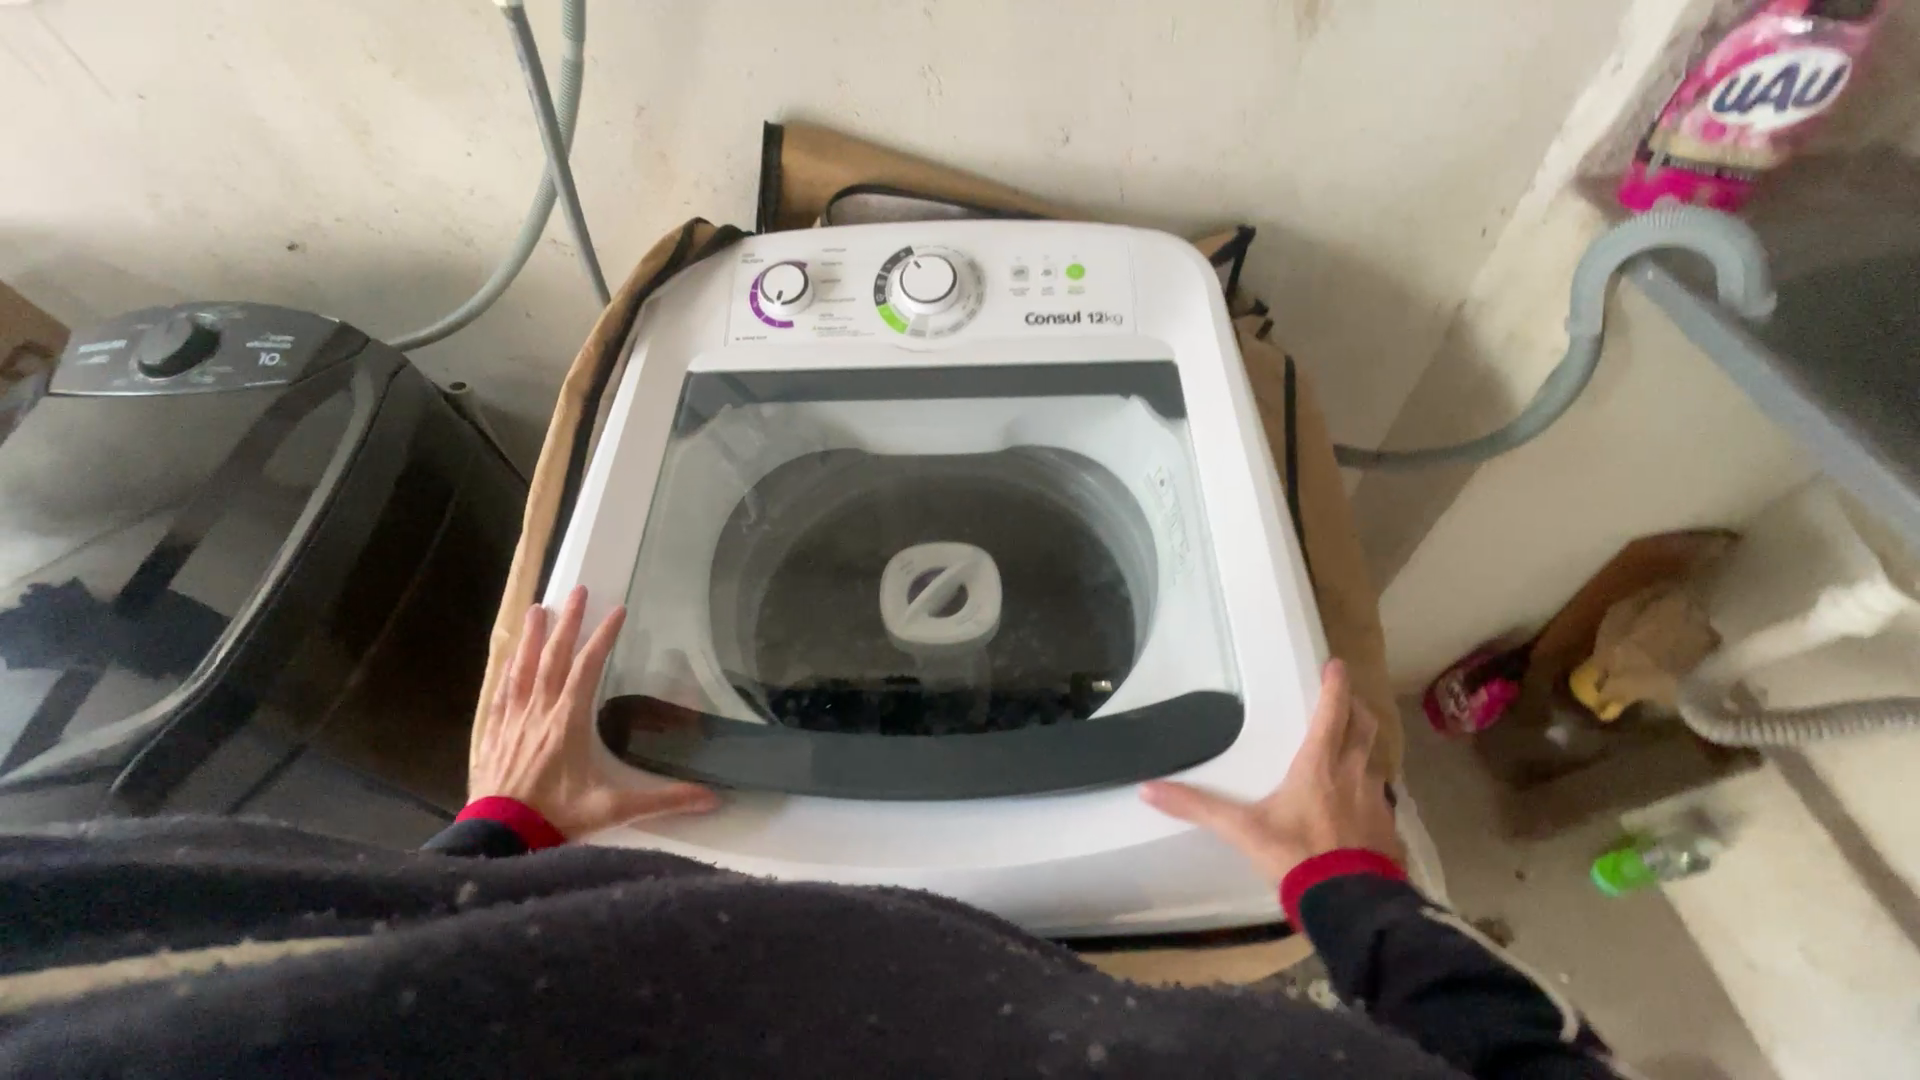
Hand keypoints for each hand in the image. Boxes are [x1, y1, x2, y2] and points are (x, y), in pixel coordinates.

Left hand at [471, 586, 718, 838]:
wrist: (498, 842)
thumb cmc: (558, 819)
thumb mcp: (615, 810)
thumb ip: (664, 800)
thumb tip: (713, 798)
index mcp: (569, 721)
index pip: (588, 667)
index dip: (604, 637)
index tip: (618, 610)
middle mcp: (539, 713)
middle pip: (554, 658)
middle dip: (568, 622)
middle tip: (576, 591)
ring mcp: (511, 723)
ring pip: (523, 670)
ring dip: (532, 638)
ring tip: (537, 608)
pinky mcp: (491, 737)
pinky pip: (499, 695)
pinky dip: (505, 672)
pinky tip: (508, 658)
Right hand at [1140, 659, 1400, 882]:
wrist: (1352, 906)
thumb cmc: (1296, 856)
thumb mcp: (1241, 830)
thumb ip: (1197, 807)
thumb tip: (1149, 789)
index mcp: (1319, 765)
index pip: (1332, 713)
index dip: (1335, 686)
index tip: (1335, 664)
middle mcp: (1353, 775)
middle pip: (1364, 728)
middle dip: (1357, 708)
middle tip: (1347, 698)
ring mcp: (1377, 801)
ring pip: (1375, 761)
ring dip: (1365, 747)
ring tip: (1352, 747)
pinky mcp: (1388, 829)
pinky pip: (1382, 796)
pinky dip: (1370, 787)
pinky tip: (1359, 802)